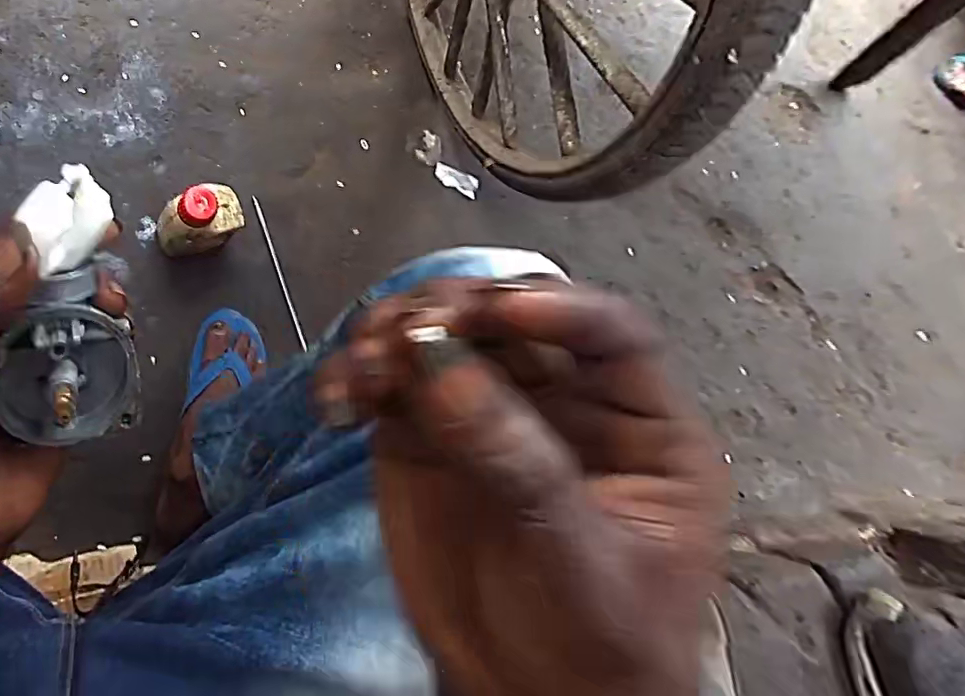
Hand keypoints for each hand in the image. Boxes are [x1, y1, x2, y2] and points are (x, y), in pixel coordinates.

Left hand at [0, 224, 125, 695]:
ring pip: (75, 303)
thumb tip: (20, 246)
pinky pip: (94, 345)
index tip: (69, 219)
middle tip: (105, 247)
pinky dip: (111, 332)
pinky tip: (119, 329)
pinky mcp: (67, 380)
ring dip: (99, 292)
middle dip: (76, 258)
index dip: (33, 232)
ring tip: (112, 299)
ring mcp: (35, 350)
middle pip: (45, 271)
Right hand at [313, 282, 728, 695]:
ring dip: (391, 332)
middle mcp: (552, 394)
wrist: (520, 695)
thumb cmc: (594, 645)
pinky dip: (354, 376)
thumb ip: (518, 462)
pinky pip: (385, 380)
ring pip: (435, 334)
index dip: (560, 308)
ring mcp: (478, 403)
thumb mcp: (580, 561)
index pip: (608, 332)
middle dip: (452, 309)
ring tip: (363, 364)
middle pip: (502, 316)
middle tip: (407, 330)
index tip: (498, 312)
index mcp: (629, 420)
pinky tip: (335, 398)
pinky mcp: (419, 426)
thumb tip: (441, 366)